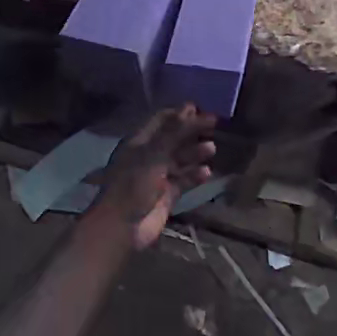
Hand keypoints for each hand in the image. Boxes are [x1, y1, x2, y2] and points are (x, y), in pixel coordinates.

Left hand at [83, 104, 217, 251]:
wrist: (122, 227)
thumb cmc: (133, 185)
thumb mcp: (153, 154)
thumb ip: (174, 132)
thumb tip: (190, 107)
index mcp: (139, 142)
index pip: (162, 121)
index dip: (180, 114)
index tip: (202, 109)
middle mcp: (148, 156)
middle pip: (174, 139)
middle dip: (192, 132)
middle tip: (215, 126)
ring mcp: (158, 176)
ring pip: (181, 159)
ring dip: (195, 153)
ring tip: (212, 149)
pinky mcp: (167, 195)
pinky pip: (184, 180)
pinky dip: (195, 175)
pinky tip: (206, 173)